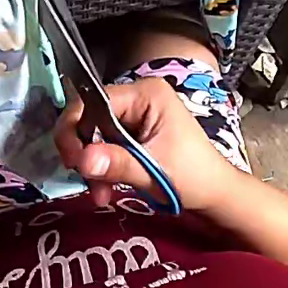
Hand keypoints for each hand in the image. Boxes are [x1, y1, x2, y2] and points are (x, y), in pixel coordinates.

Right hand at [53, 76, 244, 213]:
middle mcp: (139, 97)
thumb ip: (117, 163)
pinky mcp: (133, 132)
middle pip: (90, 117)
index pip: (95, 101)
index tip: (72, 160)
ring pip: (94, 135)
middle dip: (85, 152)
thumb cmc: (194, 176)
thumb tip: (82, 160)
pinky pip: (104, 145)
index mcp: (147, 94)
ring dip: (92, 166)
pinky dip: (101, 167)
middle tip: (87, 181)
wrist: (214, 193)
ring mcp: (136, 114)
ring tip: (101, 193)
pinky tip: (106, 189)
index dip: (76, 129)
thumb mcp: (154, 171)